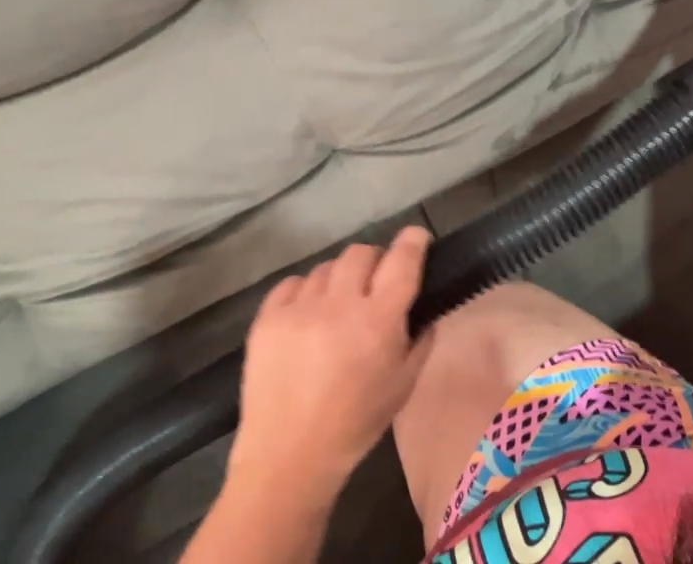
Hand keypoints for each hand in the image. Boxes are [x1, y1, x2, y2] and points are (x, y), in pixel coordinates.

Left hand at [233, 226, 432, 481]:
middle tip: (375, 282)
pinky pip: (291, 284)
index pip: (401, 261)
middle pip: (361, 253)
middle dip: (374, 260)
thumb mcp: (404, 384)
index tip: (417, 237)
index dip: (413, 241)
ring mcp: (299, 309)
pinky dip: (305, 291)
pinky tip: (309, 313)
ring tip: (339, 303)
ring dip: (340, 278)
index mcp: (378, 320)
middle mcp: (340, 305)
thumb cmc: (356, 422)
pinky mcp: (267, 320)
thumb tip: (426, 310)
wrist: (289, 456)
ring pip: (327, 267)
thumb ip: (421, 340)